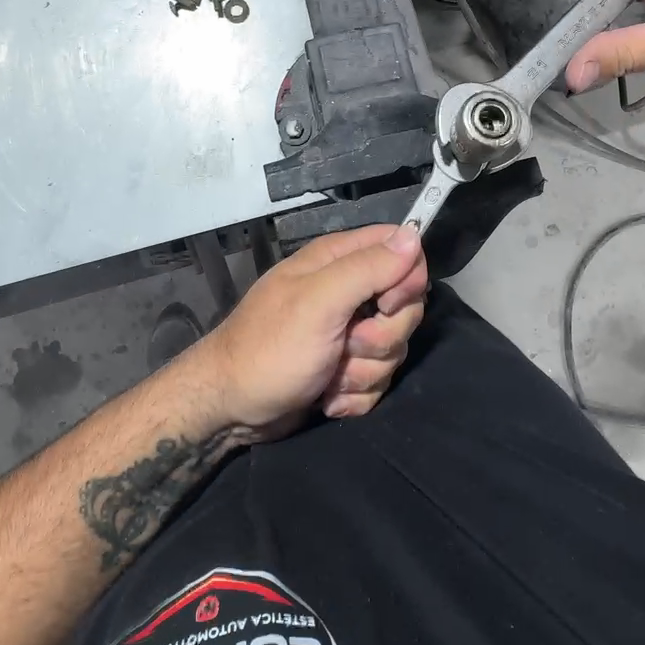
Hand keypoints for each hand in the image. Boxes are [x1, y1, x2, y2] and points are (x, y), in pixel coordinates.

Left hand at [190, 225, 427, 431]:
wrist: (231, 409)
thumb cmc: (270, 350)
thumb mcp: (319, 303)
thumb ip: (367, 269)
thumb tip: (414, 235)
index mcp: (337, 262)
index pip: (401, 251)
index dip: (406, 279)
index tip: (387, 304)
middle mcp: (346, 292)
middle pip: (404, 307)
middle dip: (382, 337)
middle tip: (347, 345)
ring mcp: (346, 333)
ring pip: (392, 349)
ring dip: (363, 372)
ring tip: (327, 376)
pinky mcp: (345, 369)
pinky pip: (378, 380)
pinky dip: (354, 395)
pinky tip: (326, 397)